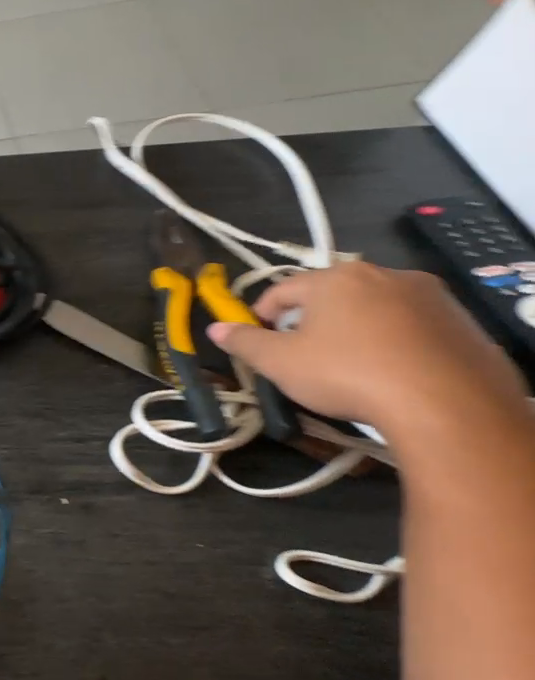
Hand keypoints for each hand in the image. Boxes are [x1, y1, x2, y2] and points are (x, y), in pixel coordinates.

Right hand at [207, 262, 526, 435]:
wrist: (447, 404)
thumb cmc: (347, 373)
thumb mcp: (279, 362)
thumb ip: (244, 342)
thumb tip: (215, 329)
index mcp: (337, 278)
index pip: (282, 290)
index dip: (262, 316)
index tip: (260, 343)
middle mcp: (386, 275)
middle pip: (331, 295)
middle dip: (312, 321)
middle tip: (303, 355)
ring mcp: (431, 296)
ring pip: (374, 308)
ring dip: (354, 329)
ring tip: (349, 366)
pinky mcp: (462, 321)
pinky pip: (412, 325)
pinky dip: (394, 341)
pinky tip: (389, 371)